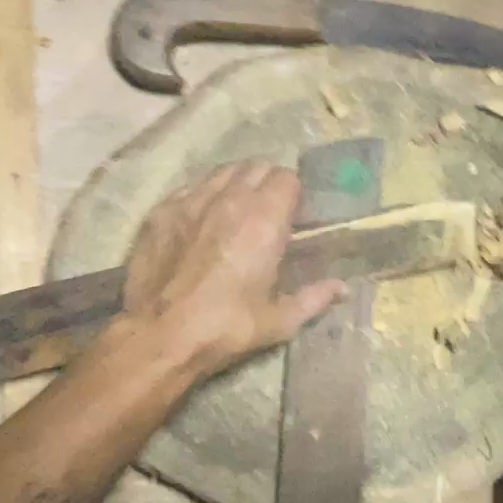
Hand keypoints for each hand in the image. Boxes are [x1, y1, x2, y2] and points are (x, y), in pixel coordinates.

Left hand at [118, 160, 347, 376]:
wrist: (160, 335)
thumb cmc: (226, 328)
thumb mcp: (279, 321)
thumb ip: (313, 298)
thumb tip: (342, 288)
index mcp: (264, 220)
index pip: (287, 178)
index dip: (294, 194)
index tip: (294, 216)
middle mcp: (229, 199)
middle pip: (256, 167)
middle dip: (267, 183)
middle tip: (269, 212)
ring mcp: (191, 201)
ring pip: (222, 172)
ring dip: (236, 184)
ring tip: (236, 211)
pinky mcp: (161, 211)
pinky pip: (190, 188)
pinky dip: (203, 197)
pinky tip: (202, 221)